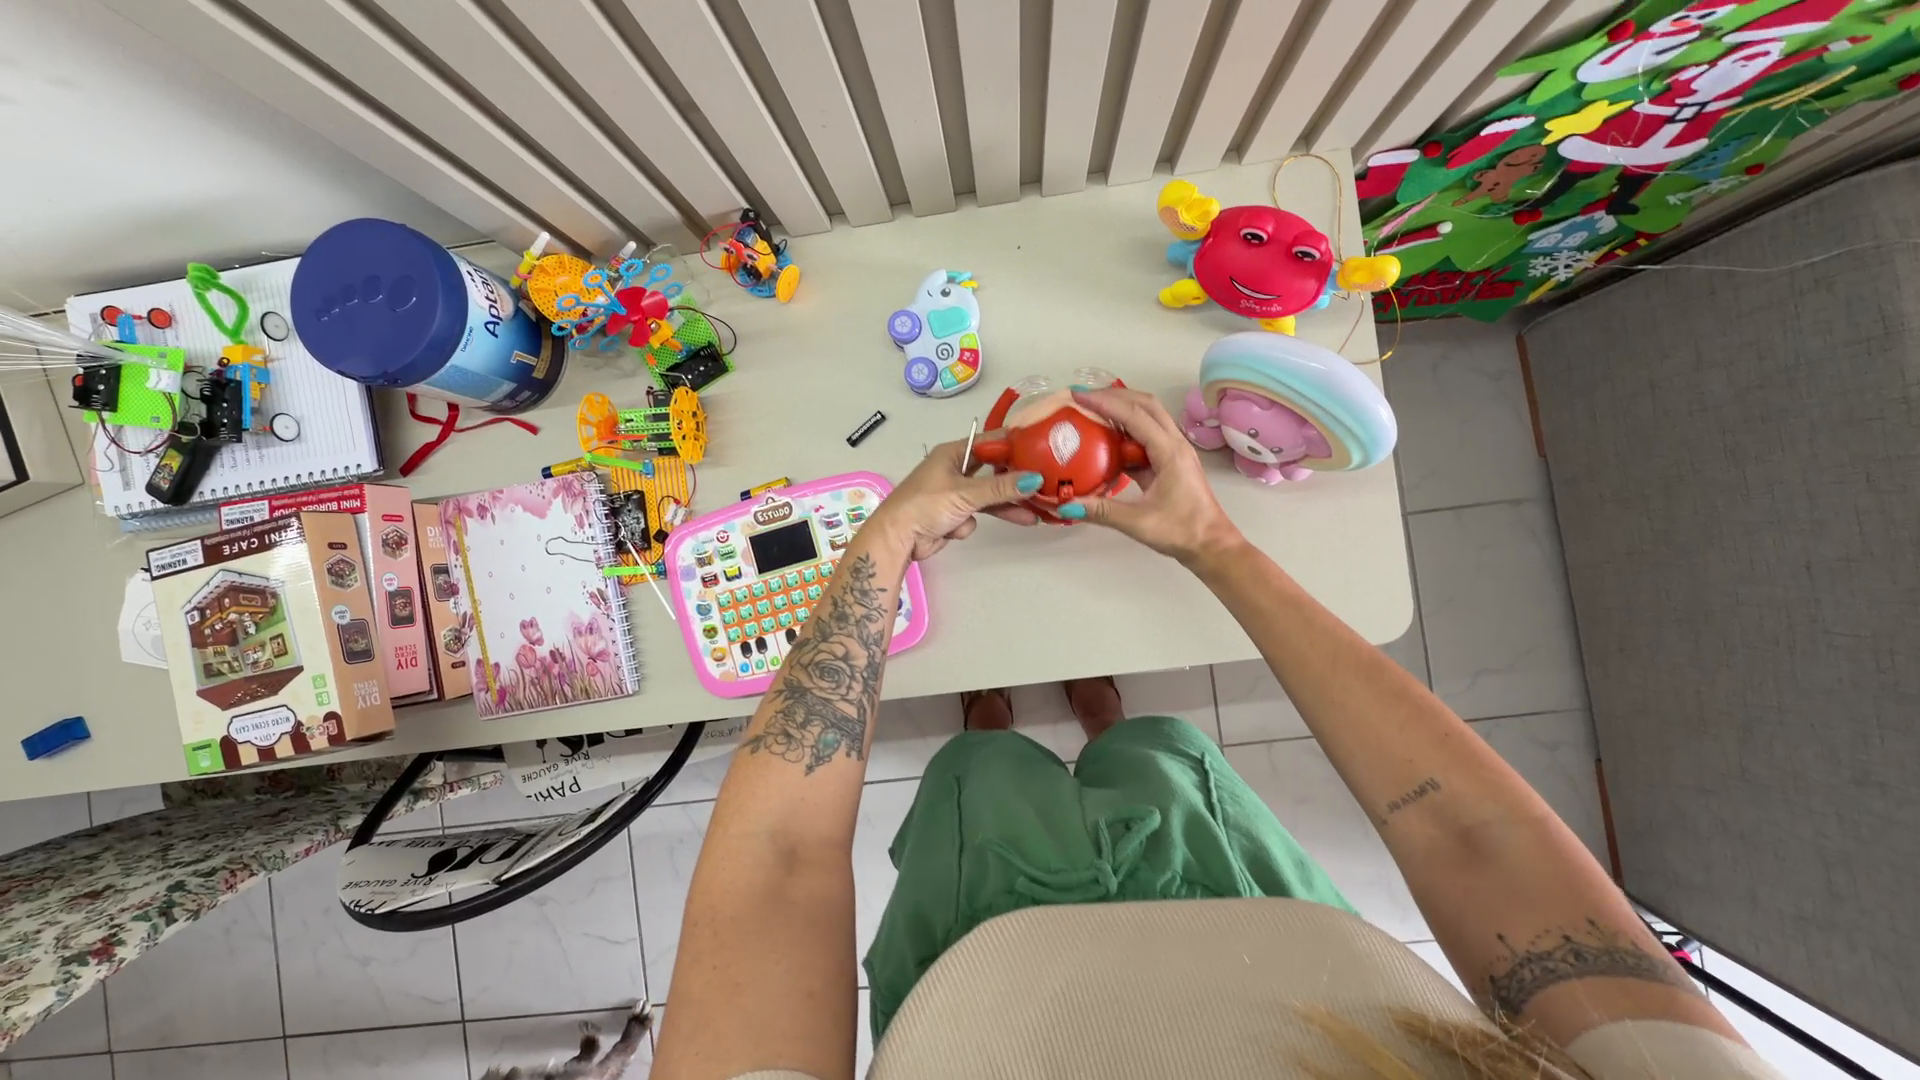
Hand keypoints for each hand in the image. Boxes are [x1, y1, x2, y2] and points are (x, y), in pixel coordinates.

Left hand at [863, 438, 1043, 561]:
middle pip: (993, 472)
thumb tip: (1035, 479)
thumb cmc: (926, 504)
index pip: (991, 442)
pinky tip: (955, 530)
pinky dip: (967, 524)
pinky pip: (974, 515)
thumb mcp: (966, 494)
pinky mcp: (953, 515)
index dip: (1015, 446)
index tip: (1042, 449)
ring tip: (1032, 517)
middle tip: (1043, 486)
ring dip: (1002, 508)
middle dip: (1014, 483)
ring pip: (988, 498)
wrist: (897, 538)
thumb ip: (1001, 488)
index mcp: (953, 453)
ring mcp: (954, 493)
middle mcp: (955, 469)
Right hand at [1057, 387, 1242, 564]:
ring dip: (1122, 408)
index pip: (1134, 415)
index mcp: (1170, 452)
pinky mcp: (1171, 462)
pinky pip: (1147, 436)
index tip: (1079, 395)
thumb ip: (1101, 511)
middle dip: (1114, 395)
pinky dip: (1127, 430)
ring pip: (1149, 417)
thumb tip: (1066, 504)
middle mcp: (1175, 444)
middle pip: (1145, 404)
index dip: (1105, 402)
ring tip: (1092, 410)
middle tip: (1084, 397)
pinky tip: (1106, 440)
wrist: (1212, 545)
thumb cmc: (1181, 531)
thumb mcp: (1138, 523)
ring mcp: (1175, 451)